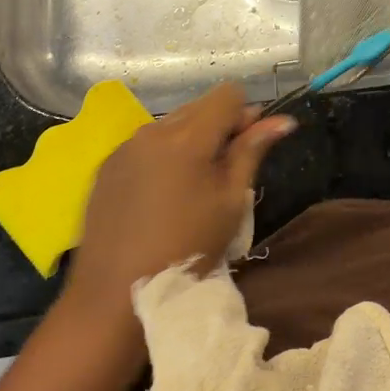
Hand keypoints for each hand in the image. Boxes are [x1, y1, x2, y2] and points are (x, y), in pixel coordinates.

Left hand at [66, 83, 295, 305]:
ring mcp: (125, 147)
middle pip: (199, 106)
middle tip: (224, 173)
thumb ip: (252, 152)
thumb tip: (282, 120)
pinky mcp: (107, 166)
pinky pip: (145, 144)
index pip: (228, 94)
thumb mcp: (229, 202)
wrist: (114, 296)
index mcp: (187, 136)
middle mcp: (153, 130)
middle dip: (218, 128)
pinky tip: (160, 197)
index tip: (246, 150)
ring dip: (190, 141)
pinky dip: (161, 157)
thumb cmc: (186, 250)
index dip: (245, 116)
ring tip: (191, 188)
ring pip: (172, 124)